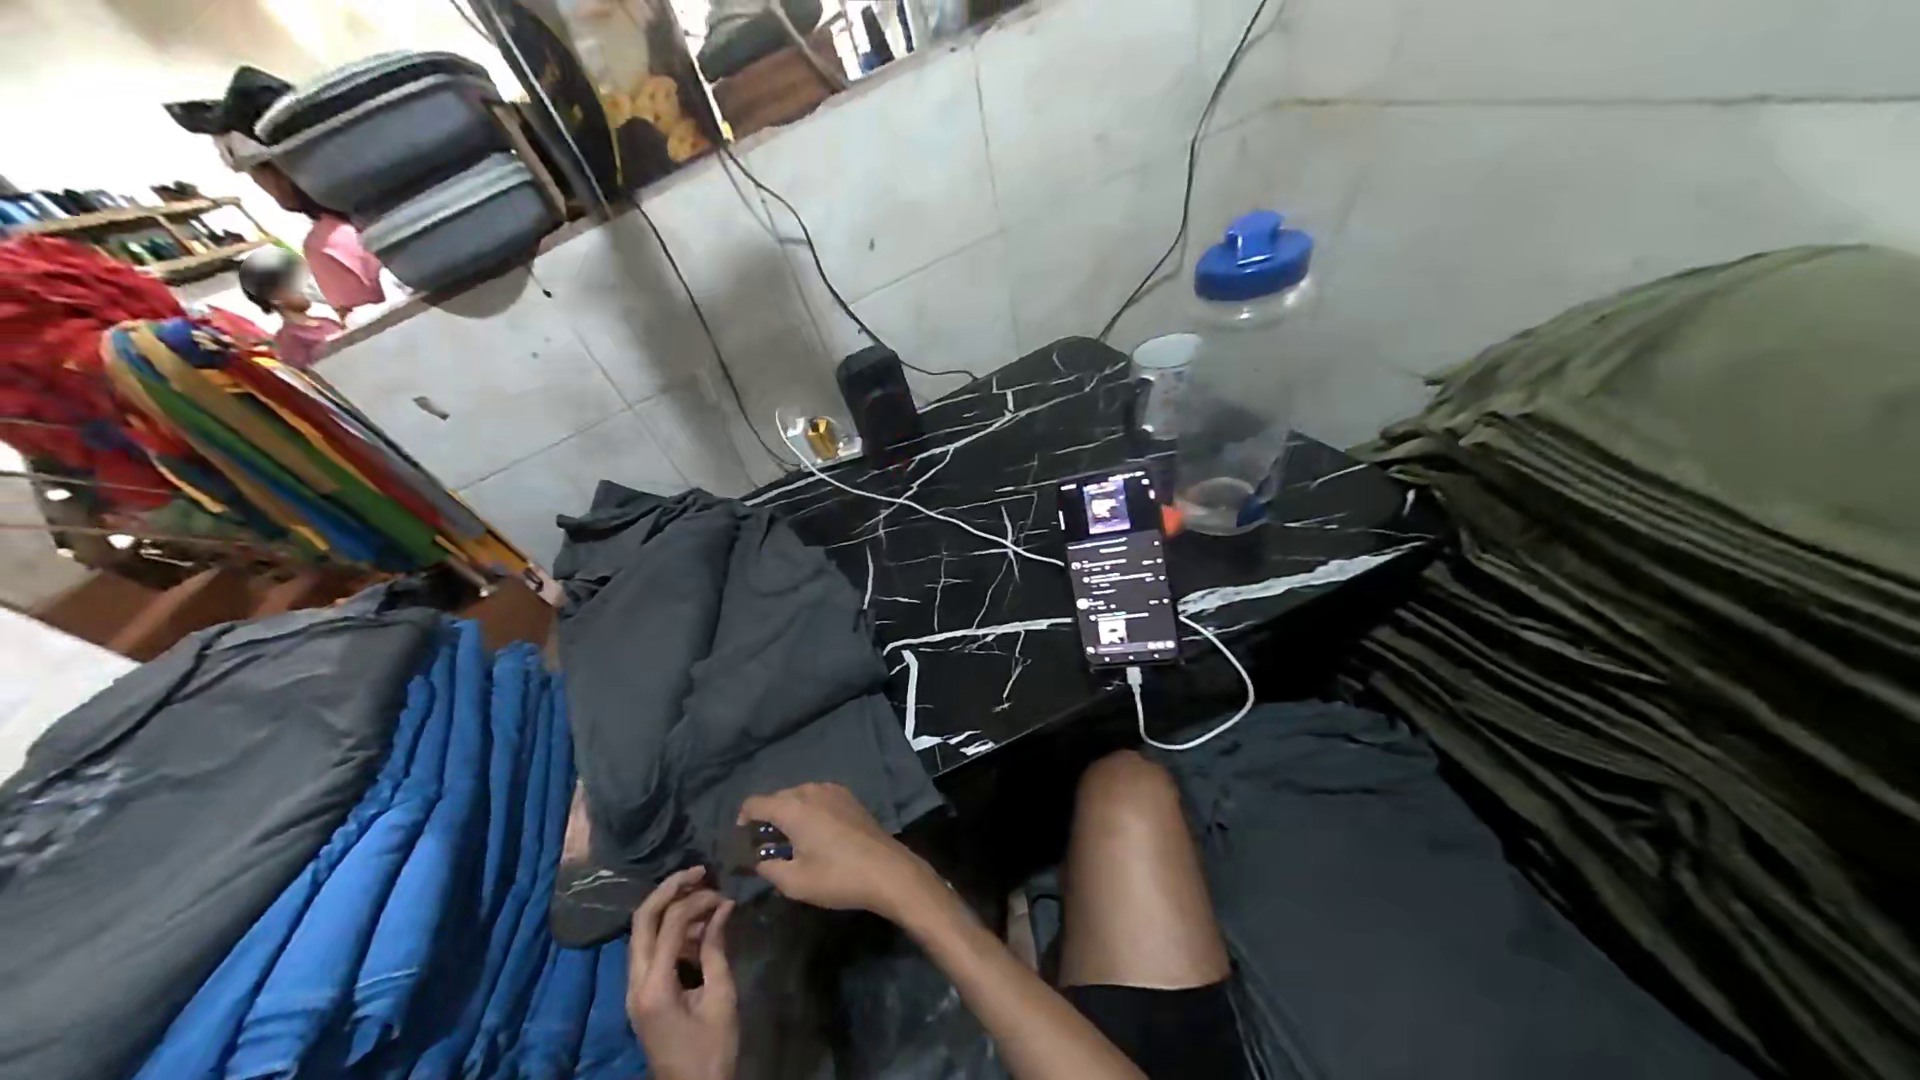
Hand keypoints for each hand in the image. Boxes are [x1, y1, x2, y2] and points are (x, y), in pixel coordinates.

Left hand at [627, 867, 737, 1079]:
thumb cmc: (712, 1050)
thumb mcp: (721, 997)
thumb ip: (716, 948)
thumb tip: (722, 906)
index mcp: (653, 987)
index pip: (669, 924)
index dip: (697, 901)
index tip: (723, 894)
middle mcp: (635, 984)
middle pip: (642, 920)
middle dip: (669, 889)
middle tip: (700, 871)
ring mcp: (634, 990)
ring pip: (642, 932)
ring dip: (669, 907)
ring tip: (704, 895)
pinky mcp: (642, 994)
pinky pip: (650, 949)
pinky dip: (671, 929)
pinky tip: (698, 926)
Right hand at [739, 783, 945, 923]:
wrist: (887, 870)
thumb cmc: (837, 877)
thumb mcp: (794, 882)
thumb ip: (769, 868)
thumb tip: (759, 860)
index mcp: (793, 807)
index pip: (755, 803)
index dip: (743, 818)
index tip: (743, 839)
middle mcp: (811, 790)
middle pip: (777, 798)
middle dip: (767, 818)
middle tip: (765, 847)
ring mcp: (833, 790)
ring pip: (799, 796)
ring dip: (789, 813)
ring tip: (790, 842)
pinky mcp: (849, 797)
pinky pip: (818, 798)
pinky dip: (809, 810)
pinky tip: (815, 834)